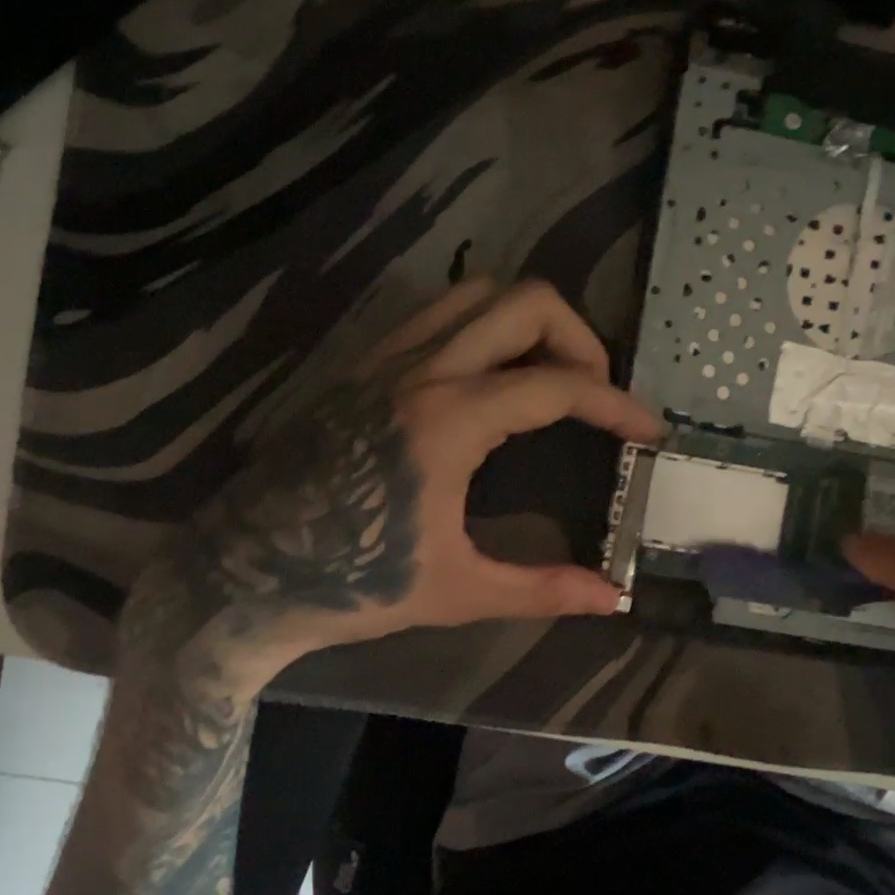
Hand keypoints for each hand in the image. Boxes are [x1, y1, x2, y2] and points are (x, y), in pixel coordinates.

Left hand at [188, 278, 661, 658]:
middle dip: (579, 338)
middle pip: (524, 303)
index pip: (558, 386)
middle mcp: (420, 369)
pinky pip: (433, 316)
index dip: (618, 405)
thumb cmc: (352, 585)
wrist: (245, 577)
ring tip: (547, 377)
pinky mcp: (358, 367)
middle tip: (595, 393)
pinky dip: (478, 327)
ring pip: (474, 294)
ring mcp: (383, 359)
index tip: (649, 432)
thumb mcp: (457, 593)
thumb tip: (613, 600)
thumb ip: (542, 588)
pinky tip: (485, 378)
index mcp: (450, 419)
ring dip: (526, 323)